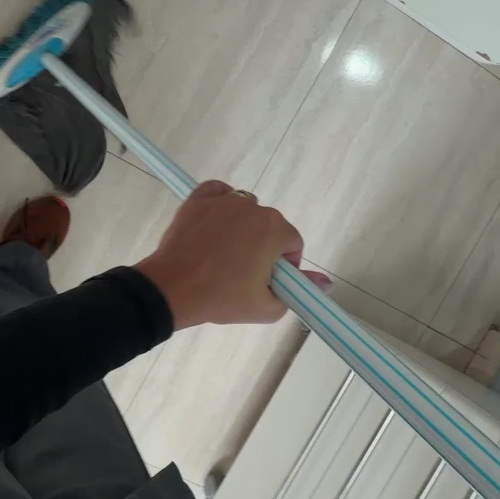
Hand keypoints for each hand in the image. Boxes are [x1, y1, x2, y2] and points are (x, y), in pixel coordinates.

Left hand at [134, 181, 329, 329]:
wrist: (173, 288)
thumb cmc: (222, 297)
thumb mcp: (268, 305)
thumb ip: (300, 290)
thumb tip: (327, 282)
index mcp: (274, 229)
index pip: (293, 243)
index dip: (285, 264)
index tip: (268, 279)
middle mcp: (252, 207)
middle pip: (269, 225)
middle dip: (263, 245)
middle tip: (244, 271)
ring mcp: (223, 200)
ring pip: (244, 209)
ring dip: (242, 226)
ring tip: (225, 252)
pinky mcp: (198, 198)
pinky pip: (218, 193)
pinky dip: (219, 203)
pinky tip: (214, 223)